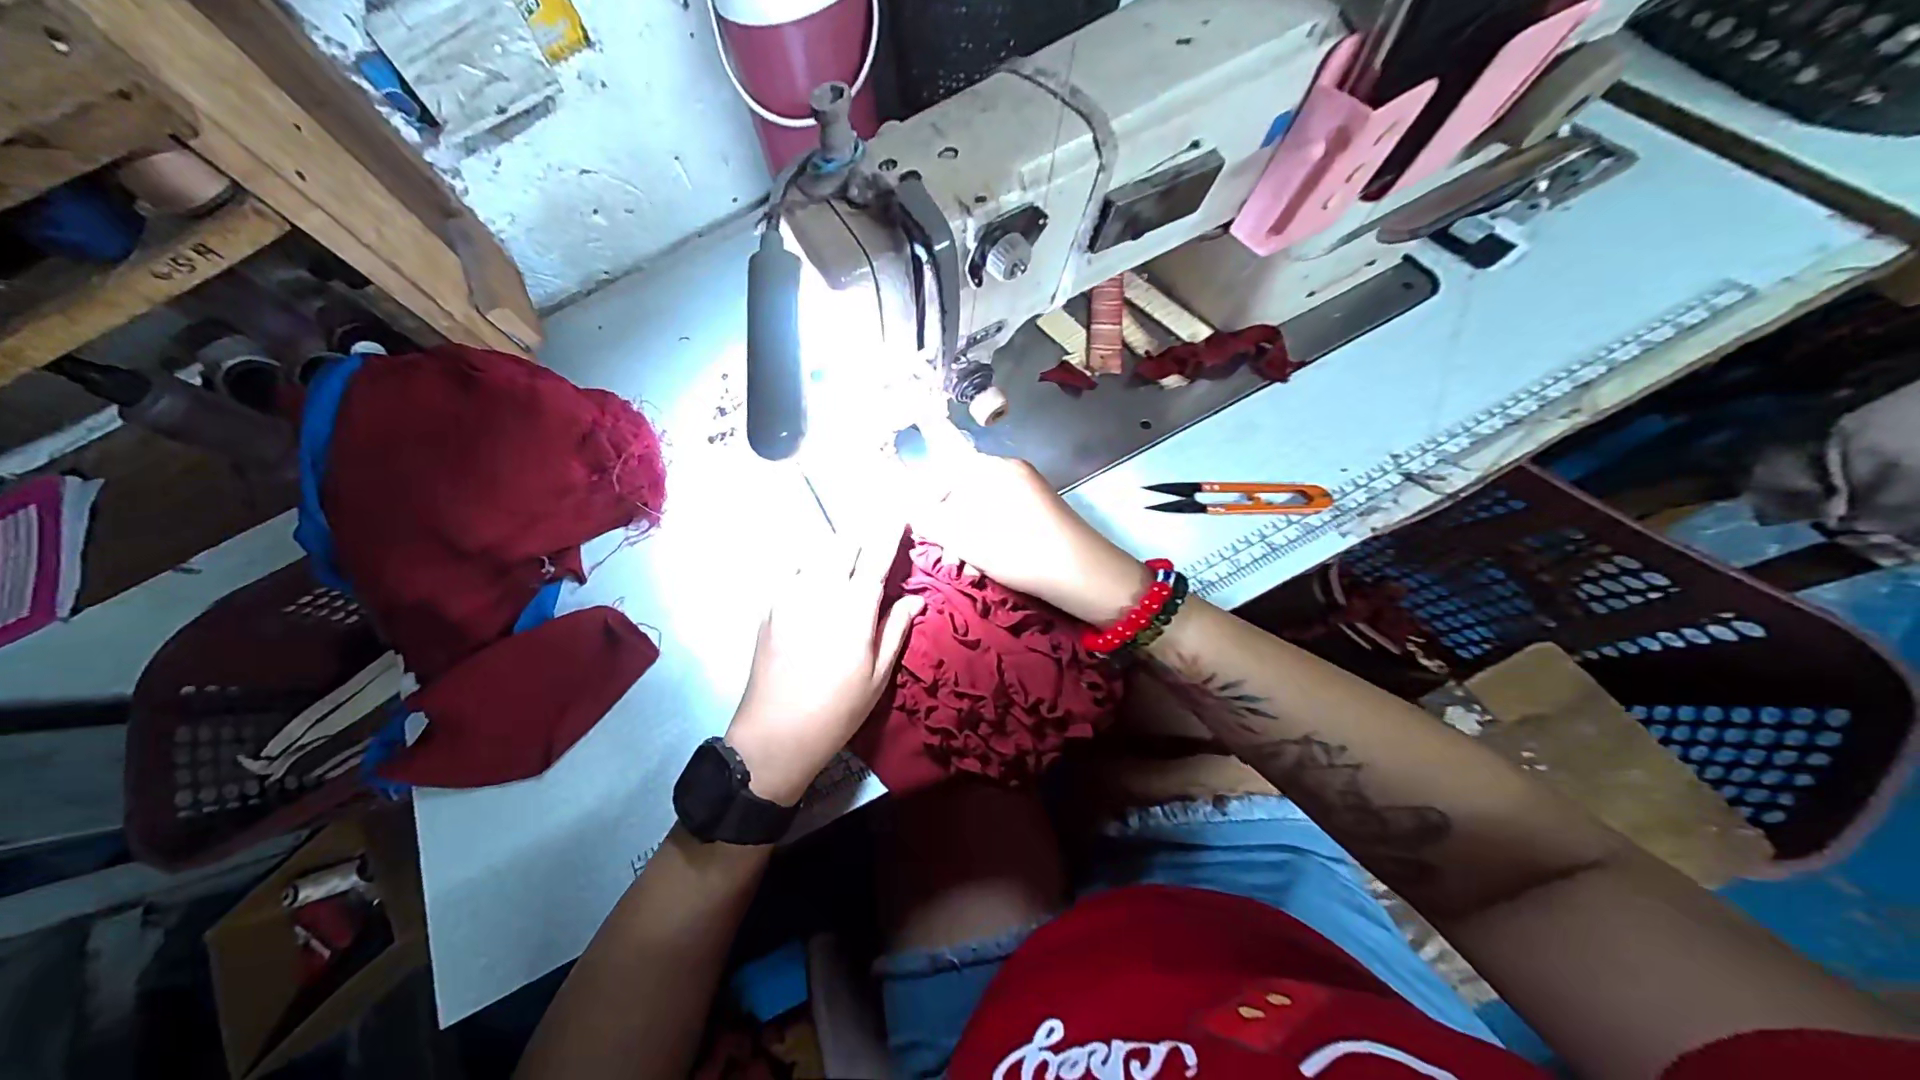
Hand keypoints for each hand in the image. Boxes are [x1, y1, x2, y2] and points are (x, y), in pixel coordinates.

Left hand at [725, 520, 923, 804]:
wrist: (775, 734)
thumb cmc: (837, 711)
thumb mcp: (878, 676)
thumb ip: (895, 630)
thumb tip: (915, 599)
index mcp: (853, 610)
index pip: (875, 557)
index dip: (890, 531)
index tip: (901, 515)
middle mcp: (820, 593)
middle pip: (843, 543)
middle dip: (862, 538)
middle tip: (874, 550)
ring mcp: (789, 597)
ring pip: (815, 552)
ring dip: (835, 550)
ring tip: (846, 565)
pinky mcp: (769, 607)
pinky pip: (792, 570)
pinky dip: (810, 566)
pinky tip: (817, 584)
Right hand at [904, 424, 1147, 624]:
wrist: (1085, 575)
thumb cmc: (1019, 551)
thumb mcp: (965, 538)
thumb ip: (929, 518)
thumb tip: (906, 505)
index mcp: (992, 467)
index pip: (944, 473)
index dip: (928, 502)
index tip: (925, 533)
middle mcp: (1010, 470)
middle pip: (962, 493)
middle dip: (950, 527)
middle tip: (950, 559)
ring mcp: (1028, 490)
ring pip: (982, 510)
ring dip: (968, 539)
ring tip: (971, 569)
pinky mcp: (1040, 512)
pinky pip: (1002, 518)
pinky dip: (991, 539)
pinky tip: (991, 566)